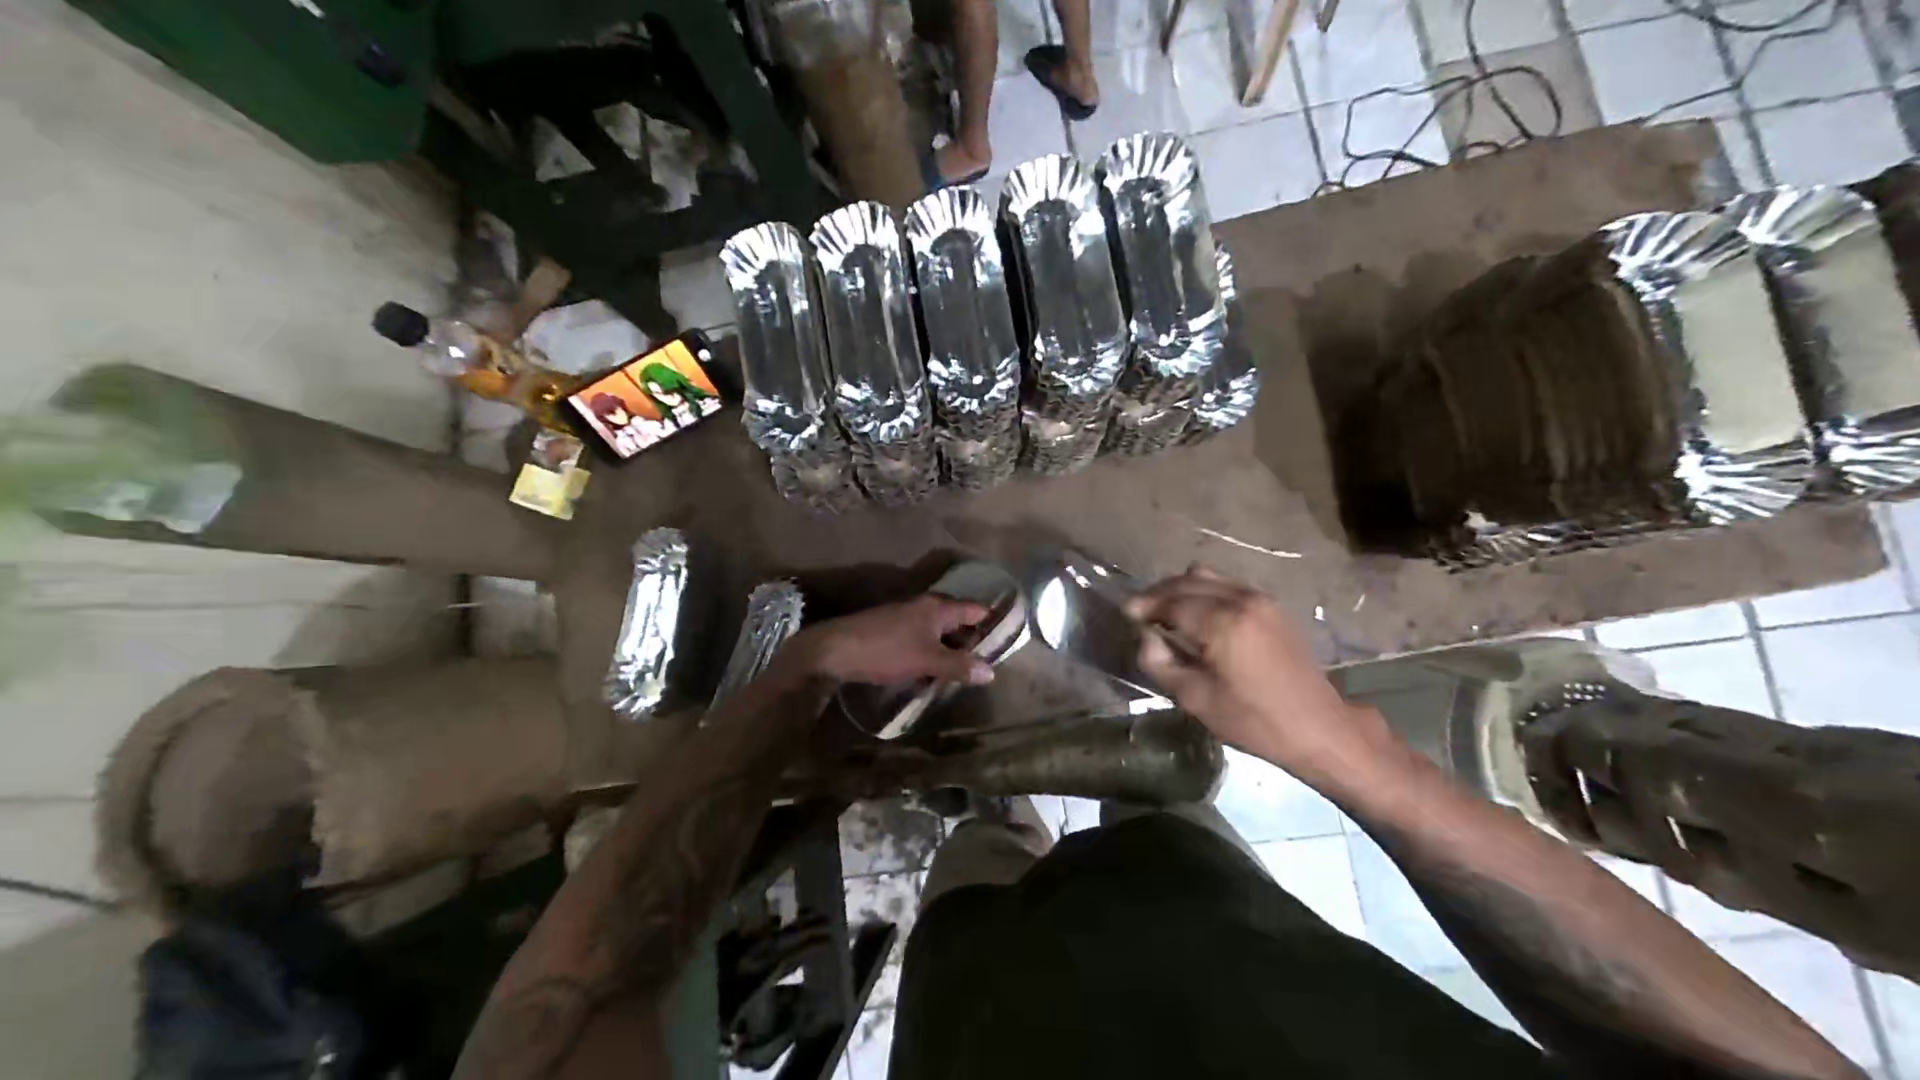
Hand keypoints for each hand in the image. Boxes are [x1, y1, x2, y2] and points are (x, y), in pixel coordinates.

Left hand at [785, 594, 994, 686]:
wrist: (833, 650)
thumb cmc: (886, 651)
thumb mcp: (927, 661)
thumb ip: (959, 666)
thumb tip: (992, 671)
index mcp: (937, 607)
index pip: (974, 610)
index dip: (992, 622)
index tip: (1007, 637)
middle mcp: (923, 605)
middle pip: (957, 619)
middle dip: (971, 639)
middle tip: (987, 661)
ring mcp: (905, 615)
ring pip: (937, 629)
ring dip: (949, 647)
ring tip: (962, 670)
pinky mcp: (890, 628)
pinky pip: (921, 636)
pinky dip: (930, 650)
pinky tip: (930, 669)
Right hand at [1126, 567, 1394, 785]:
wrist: (1319, 728)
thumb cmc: (1254, 720)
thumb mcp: (1196, 699)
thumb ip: (1160, 663)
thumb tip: (1145, 637)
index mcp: (1222, 622)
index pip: (1170, 601)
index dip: (1144, 605)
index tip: (1125, 613)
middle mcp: (1242, 599)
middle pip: (1187, 581)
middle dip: (1159, 593)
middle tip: (1140, 612)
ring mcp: (1261, 599)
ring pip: (1209, 577)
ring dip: (1182, 589)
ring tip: (1167, 612)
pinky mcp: (1273, 607)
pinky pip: (1228, 585)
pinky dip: (1205, 592)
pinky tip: (1198, 616)